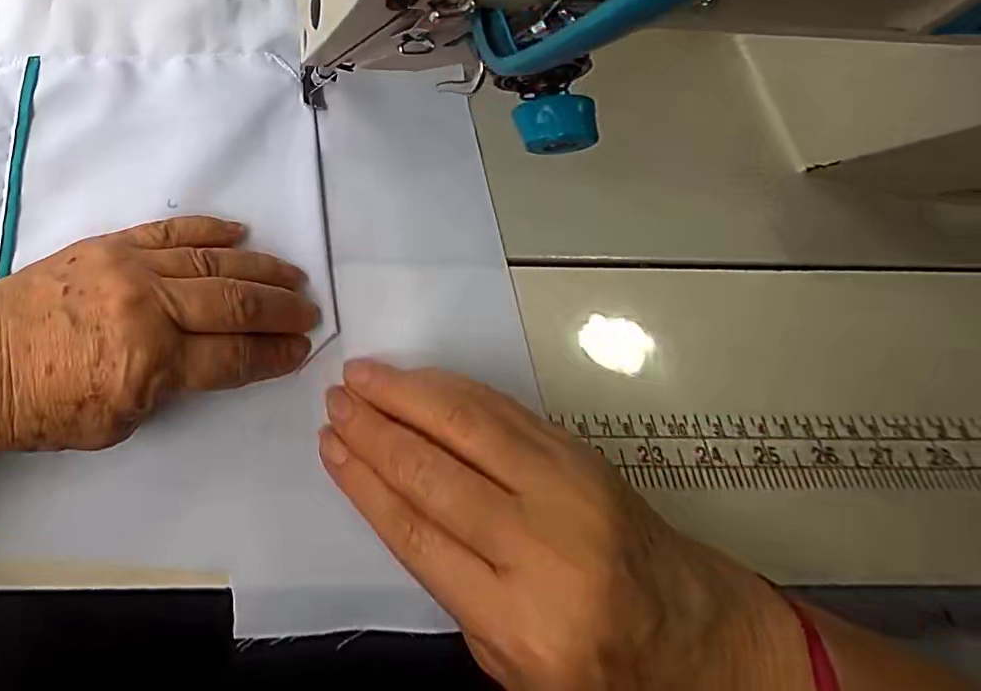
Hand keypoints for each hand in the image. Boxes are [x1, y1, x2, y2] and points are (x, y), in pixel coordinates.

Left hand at [0, 216, 317, 462]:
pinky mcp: (103, 245)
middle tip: (309, 310)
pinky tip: (235, 234)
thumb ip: (164, 386)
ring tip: (289, 274)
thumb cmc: (37, 408)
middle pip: (231, 303)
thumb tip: (197, 357)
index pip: (233, 357)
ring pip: (207, 262)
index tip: (301, 349)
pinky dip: (204, 231)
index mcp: (149, 363)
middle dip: (278, 308)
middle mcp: (145, 306)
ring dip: (256, 268)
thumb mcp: (114, 423)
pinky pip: (165, 232)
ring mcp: (123, 267)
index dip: (273, 354)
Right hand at [319, 360, 810, 690]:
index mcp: (523, 622)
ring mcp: (574, 498)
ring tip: (358, 377)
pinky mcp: (588, 461)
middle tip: (334, 401)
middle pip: (431, 474)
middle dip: (372, 430)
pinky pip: (502, 411)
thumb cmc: (591, 657)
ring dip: (401, 395)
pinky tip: (412, 380)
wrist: (706, 639)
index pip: (414, 531)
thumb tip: (377, 483)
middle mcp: (548, 554)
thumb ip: (443, 575)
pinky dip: (447, 388)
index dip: (362, 480)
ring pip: (465, 428)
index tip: (328, 443)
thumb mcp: (506, 654)